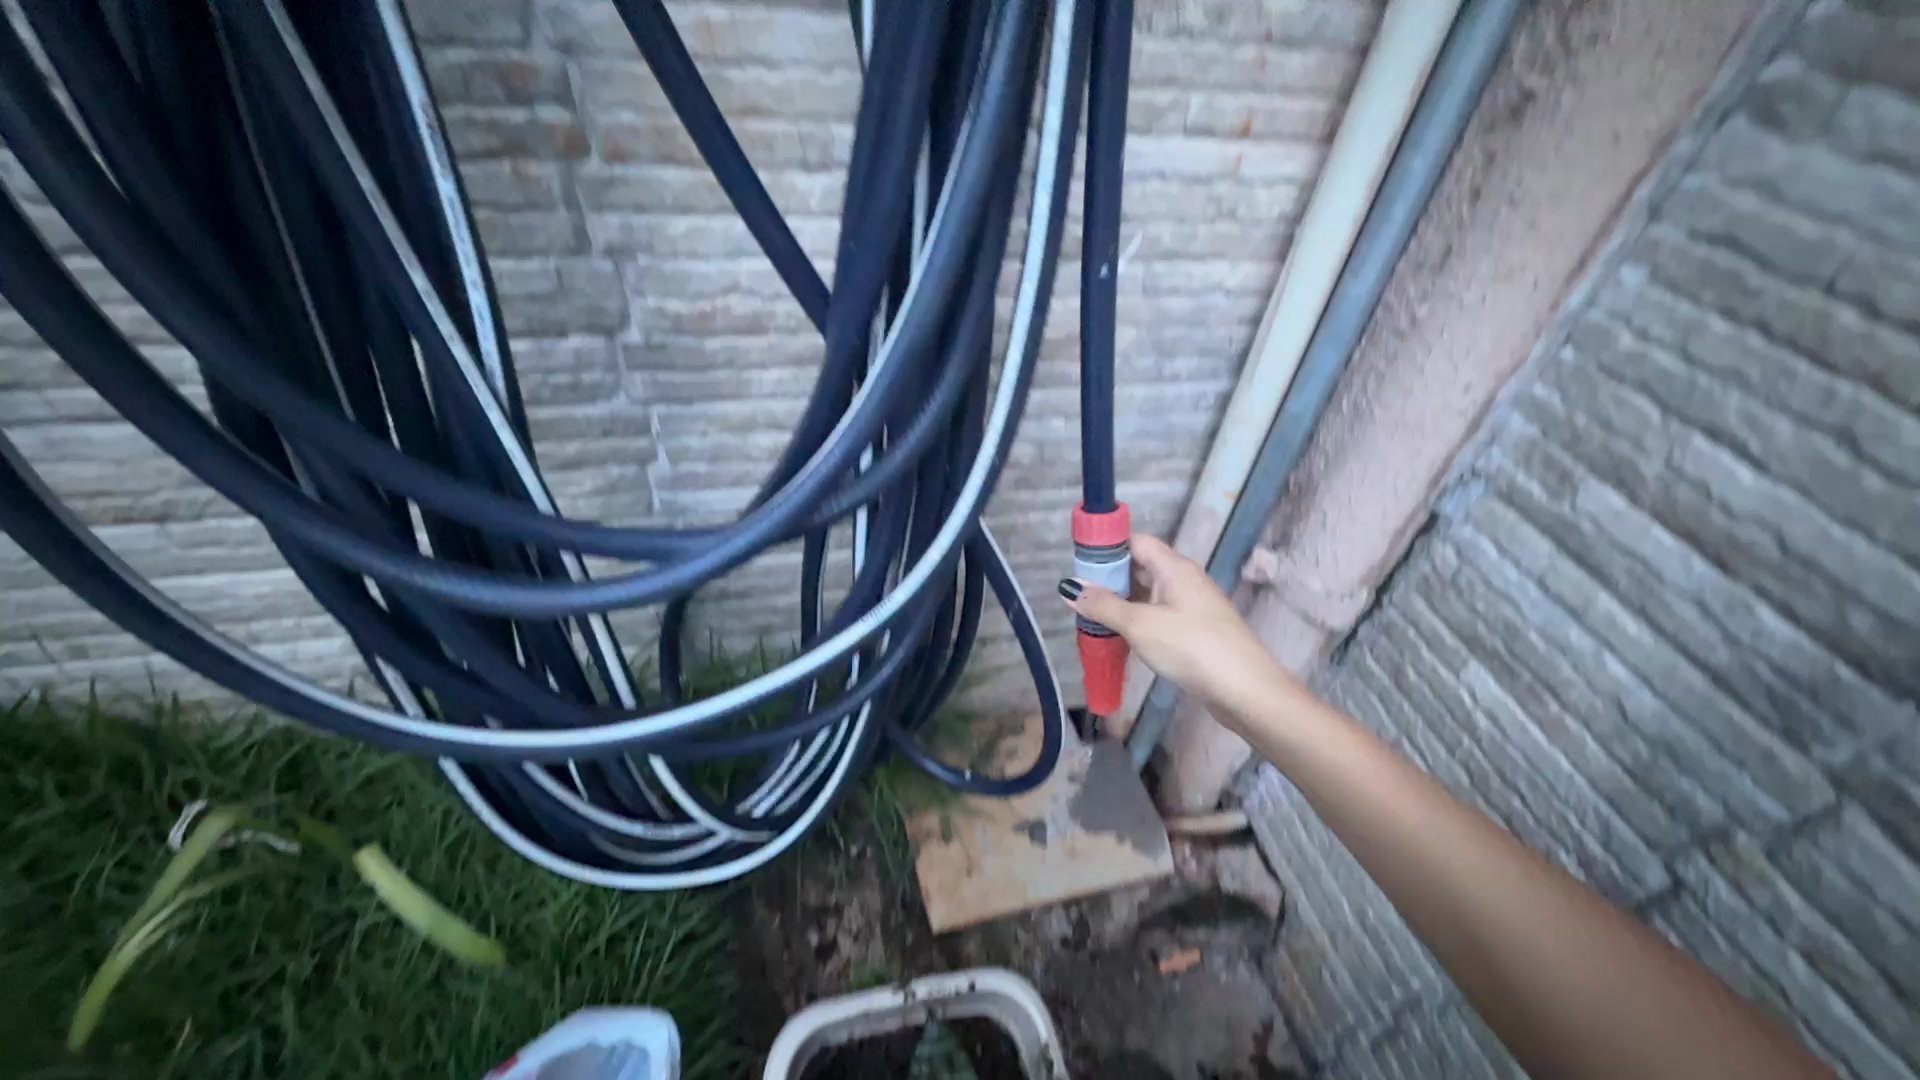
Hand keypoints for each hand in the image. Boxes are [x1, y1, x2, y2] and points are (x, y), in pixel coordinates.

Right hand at [1058, 533, 1299, 725]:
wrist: (1245, 690)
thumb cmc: (1192, 648)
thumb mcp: (1140, 625)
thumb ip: (1103, 605)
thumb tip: (1069, 587)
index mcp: (1173, 568)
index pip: (1135, 542)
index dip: (1106, 547)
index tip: (1077, 563)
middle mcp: (1183, 580)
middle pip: (1139, 567)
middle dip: (1107, 578)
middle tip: (1076, 595)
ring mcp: (1190, 606)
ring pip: (1147, 594)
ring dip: (1119, 602)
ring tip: (1088, 617)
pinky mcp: (1193, 631)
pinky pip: (1157, 615)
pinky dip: (1135, 620)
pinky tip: (1117, 637)